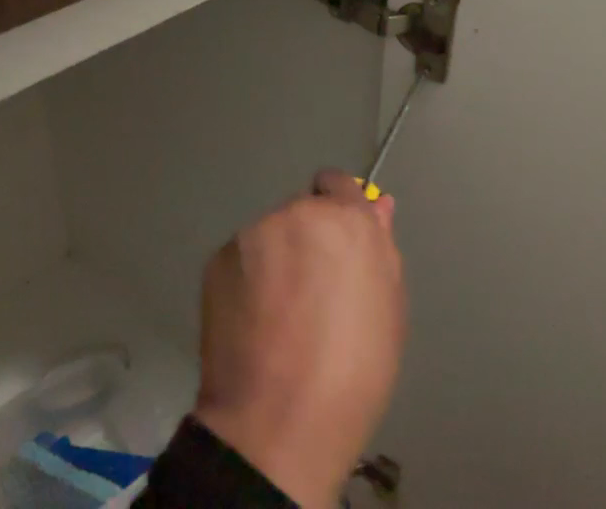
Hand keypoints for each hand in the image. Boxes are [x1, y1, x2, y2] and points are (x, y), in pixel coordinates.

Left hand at [192, 170, 405, 506]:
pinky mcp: (217, 262)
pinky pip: (242, 259)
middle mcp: (294, 214)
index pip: (340, 185)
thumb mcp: (388, 308)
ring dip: (277, 259)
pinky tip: (254, 323)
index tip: (341, 248)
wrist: (278, 421)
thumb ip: (380, 247)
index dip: (342, 213)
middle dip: (309, 240)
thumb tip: (377, 207)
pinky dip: (248, 280)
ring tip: (281, 316)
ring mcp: (250, 236)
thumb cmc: (353, 370)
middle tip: (314, 294)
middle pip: (304, 212)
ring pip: (270, 236)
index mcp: (345, 220)